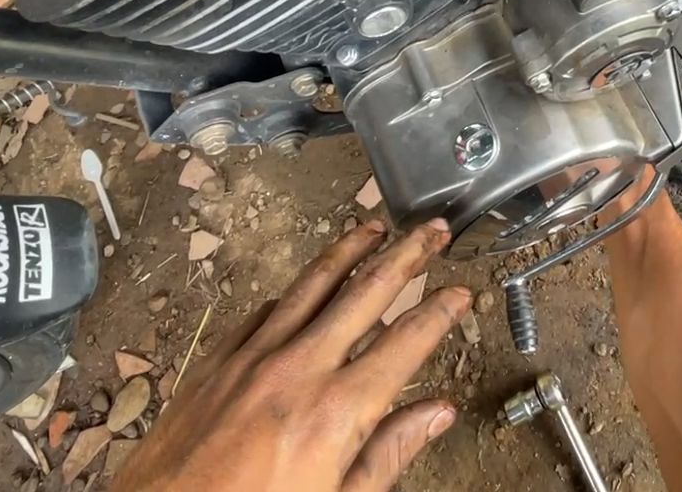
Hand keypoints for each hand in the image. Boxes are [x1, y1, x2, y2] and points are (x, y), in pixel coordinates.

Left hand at [113, 219, 470, 491]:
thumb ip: (388, 456)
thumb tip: (439, 411)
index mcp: (337, 412)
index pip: (406, 341)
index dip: (441, 311)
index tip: (462, 291)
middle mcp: (301, 367)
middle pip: (367, 289)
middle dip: (408, 252)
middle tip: (433, 228)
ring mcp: (255, 355)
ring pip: (315, 281)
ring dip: (351, 248)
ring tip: (375, 226)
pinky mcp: (219, 359)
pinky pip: (267, 309)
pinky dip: (297, 291)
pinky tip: (308, 285)